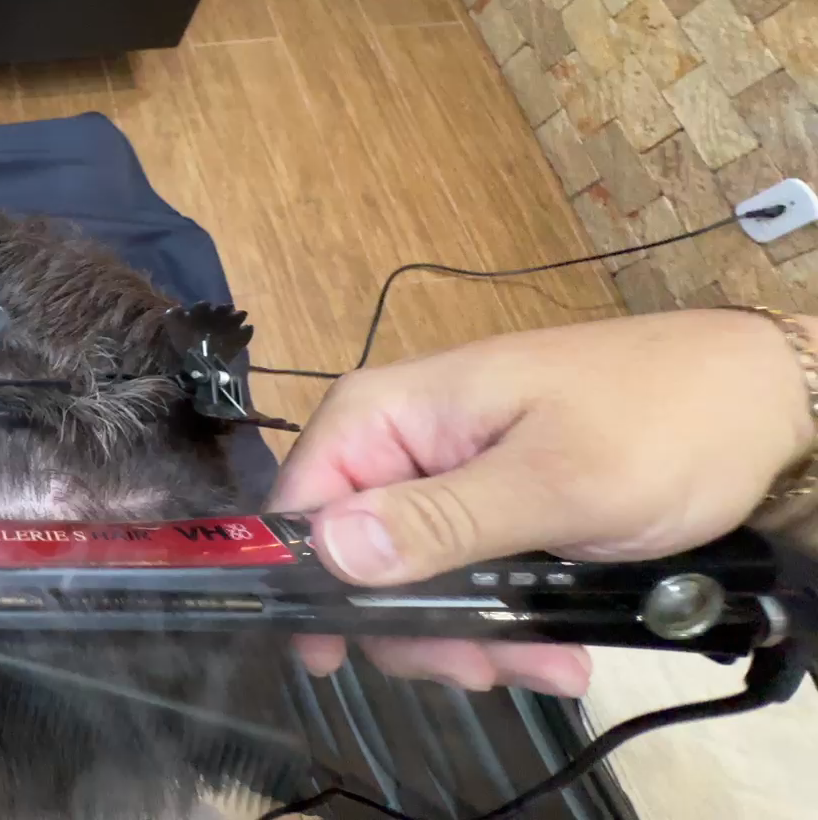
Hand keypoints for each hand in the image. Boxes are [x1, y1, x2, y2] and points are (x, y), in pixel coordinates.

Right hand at [269, 309, 812, 695]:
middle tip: (481, 669)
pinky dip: (493, 618)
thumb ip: (441, 519)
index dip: (306, 576)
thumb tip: (330, 551)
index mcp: (375, 416)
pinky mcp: (470, 504)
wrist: (766, 398)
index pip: (298, 502)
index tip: (338, 652)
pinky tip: (550, 646)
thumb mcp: (557, 482)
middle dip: (408, 619)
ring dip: (463, 631)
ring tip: (544, 664)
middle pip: (348, 548)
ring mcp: (428, 475)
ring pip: (402, 571)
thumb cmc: (657, 422)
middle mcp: (385, 445)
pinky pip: (451, 571)